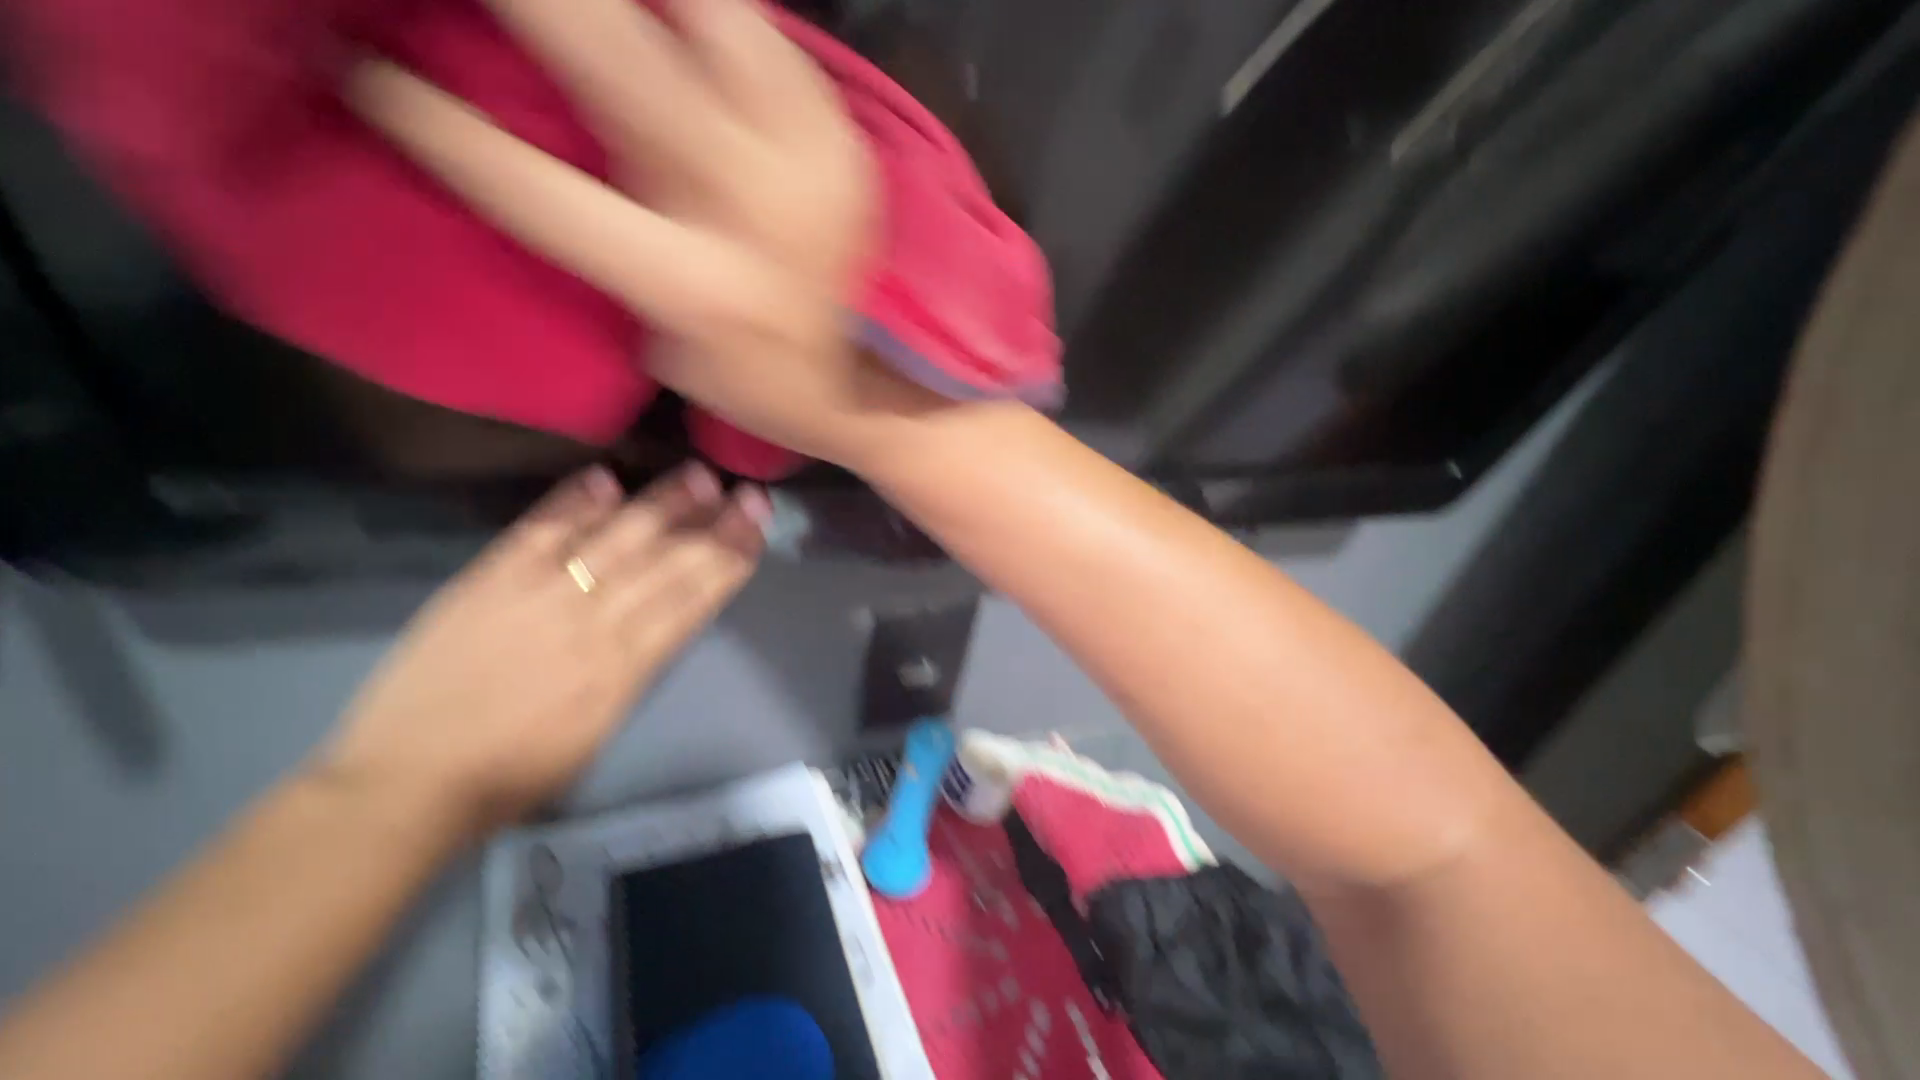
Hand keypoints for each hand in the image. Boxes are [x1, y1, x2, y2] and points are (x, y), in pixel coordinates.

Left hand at [318, 464, 765, 833]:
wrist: (409, 780)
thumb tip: (655, 627)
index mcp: (623, 672)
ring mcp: (538, 596)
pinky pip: (540, 533)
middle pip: (665, 565)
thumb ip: (630, 675)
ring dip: (660, 506)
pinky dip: (573, 503)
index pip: (689, 603)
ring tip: (698, 475)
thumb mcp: (596, 735)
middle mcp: (592, 625)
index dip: (727, 563)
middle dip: (713, 528)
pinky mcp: (488, 581)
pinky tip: (606, 478)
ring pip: (615, 541)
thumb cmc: (512, 777)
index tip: (755, 530)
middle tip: (749, 494)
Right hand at [345, 0, 931, 465]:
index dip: (444, 130)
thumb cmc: (752, 380)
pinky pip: (764, 27)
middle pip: (619, 67)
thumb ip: (604, 241)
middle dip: (540, 10)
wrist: (871, 381)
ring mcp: (806, 161)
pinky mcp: (843, 133)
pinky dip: (704, 5)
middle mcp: (746, 213)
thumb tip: (535, 133)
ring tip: (579, 7)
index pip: (539, 193)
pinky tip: (672, 14)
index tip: (369, 75)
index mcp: (689, 288)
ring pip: (706, 15)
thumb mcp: (661, 336)